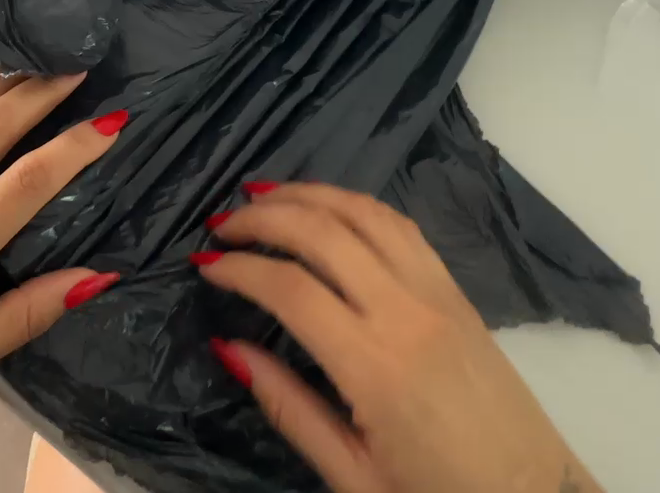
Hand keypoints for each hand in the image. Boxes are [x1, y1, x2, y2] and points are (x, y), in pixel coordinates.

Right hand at [197, 183, 600, 492]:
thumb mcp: (353, 475)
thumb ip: (287, 405)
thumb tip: (227, 348)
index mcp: (375, 366)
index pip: (289, 288)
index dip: (238, 267)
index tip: (205, 264)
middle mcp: (405, 312)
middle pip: (321, 231)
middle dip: (261, 216)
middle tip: (222, 223)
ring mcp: (435, 292)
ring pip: (361, 212)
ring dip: (306, 193)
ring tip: (262, 196)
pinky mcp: (454, 287)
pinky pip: (398, 223)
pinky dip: (351, 203)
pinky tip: (325, 208)